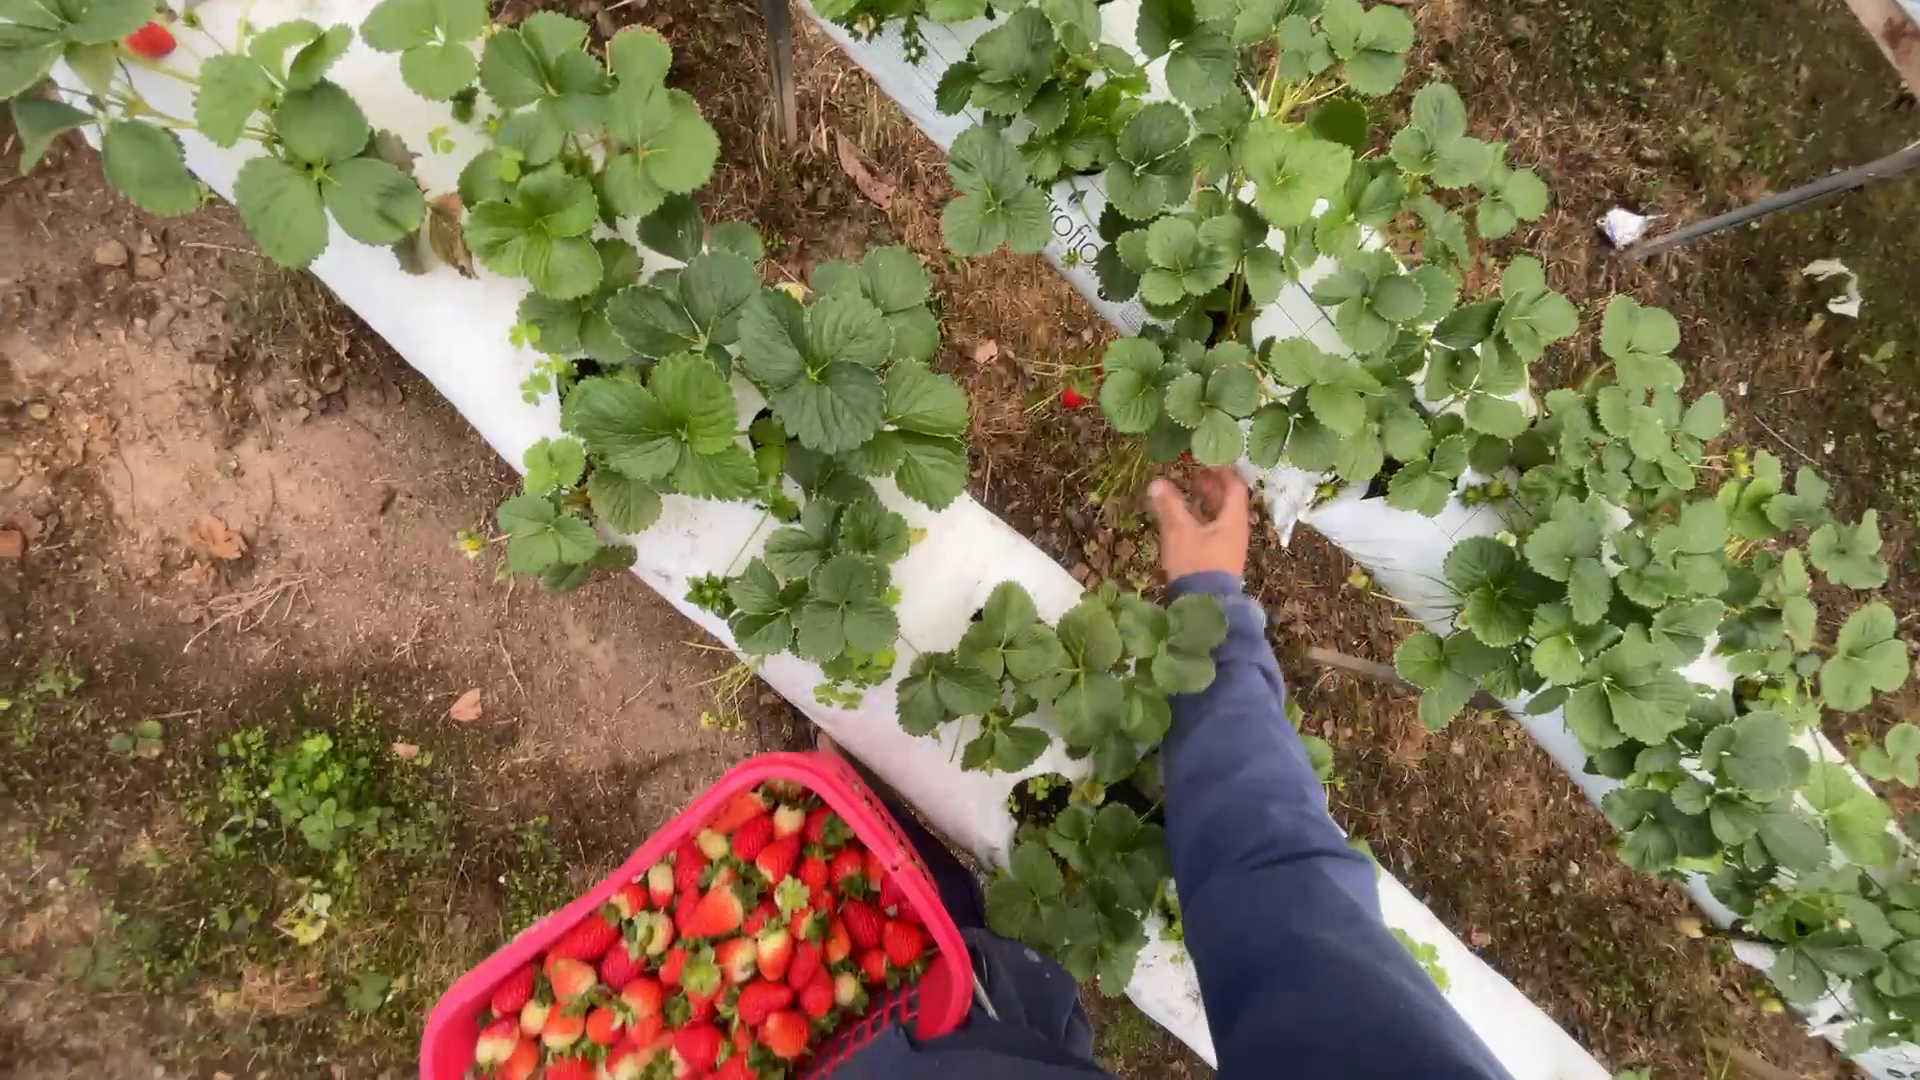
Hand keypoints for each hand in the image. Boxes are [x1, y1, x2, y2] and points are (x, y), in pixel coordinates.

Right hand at [1150, 468, 1249, 581]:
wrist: (1204, 605)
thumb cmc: (1196, 563)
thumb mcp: (1179, 532)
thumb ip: (1169, 506)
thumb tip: (1157, 482)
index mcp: (1233, 519)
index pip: (1234, 486)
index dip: (1222, 471)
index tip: (1206, 461)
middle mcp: (1235, 530)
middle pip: (1228, 501)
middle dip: (1211, 486)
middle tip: (1194, 474)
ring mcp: (1228, 546)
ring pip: (1219, 517)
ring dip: (1205, 503)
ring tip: (1187, 494)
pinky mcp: (1218, 559)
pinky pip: (1213, 530)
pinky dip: (1200, 519)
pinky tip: (1184, 521)